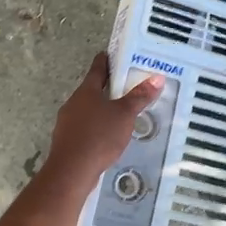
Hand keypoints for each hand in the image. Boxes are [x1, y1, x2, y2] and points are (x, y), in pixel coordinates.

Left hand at [44, 53, 163, 181]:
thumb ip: (140, 97)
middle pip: (92, 89)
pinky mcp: (67, 140)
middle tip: (126, 84)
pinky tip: (107, 136)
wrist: (71, 171)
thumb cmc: (99, 136)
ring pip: (87, 109)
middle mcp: (74, 103)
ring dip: (101, 108)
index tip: (114, 54)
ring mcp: (67, 122)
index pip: (97, 68)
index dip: (106, 60)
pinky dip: (96, 126)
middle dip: (107, 87)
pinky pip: (84, 126)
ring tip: (120, 112)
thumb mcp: (125, 115)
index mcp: (86, 91)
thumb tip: (157, 77)